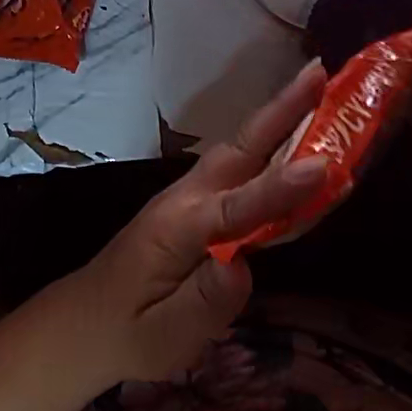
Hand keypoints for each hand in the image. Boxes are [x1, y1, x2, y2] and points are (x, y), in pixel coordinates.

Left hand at [66, 63, 326, 382]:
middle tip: (323, 74)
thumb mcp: (164, 336)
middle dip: (283, 112)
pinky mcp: (198, 204)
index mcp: (178, 228)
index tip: (324, 165)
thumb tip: (244, 267)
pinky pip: (242, 171)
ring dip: (280, 120)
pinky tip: (301, 139)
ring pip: (242, 151)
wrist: (87, 318)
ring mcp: (191, 196)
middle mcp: (187, 199)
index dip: (281, 188)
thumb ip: (205, 302)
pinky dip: (272, 147)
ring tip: (319, 89)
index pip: (237, 206)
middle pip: (242, 150)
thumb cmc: (126, 330)